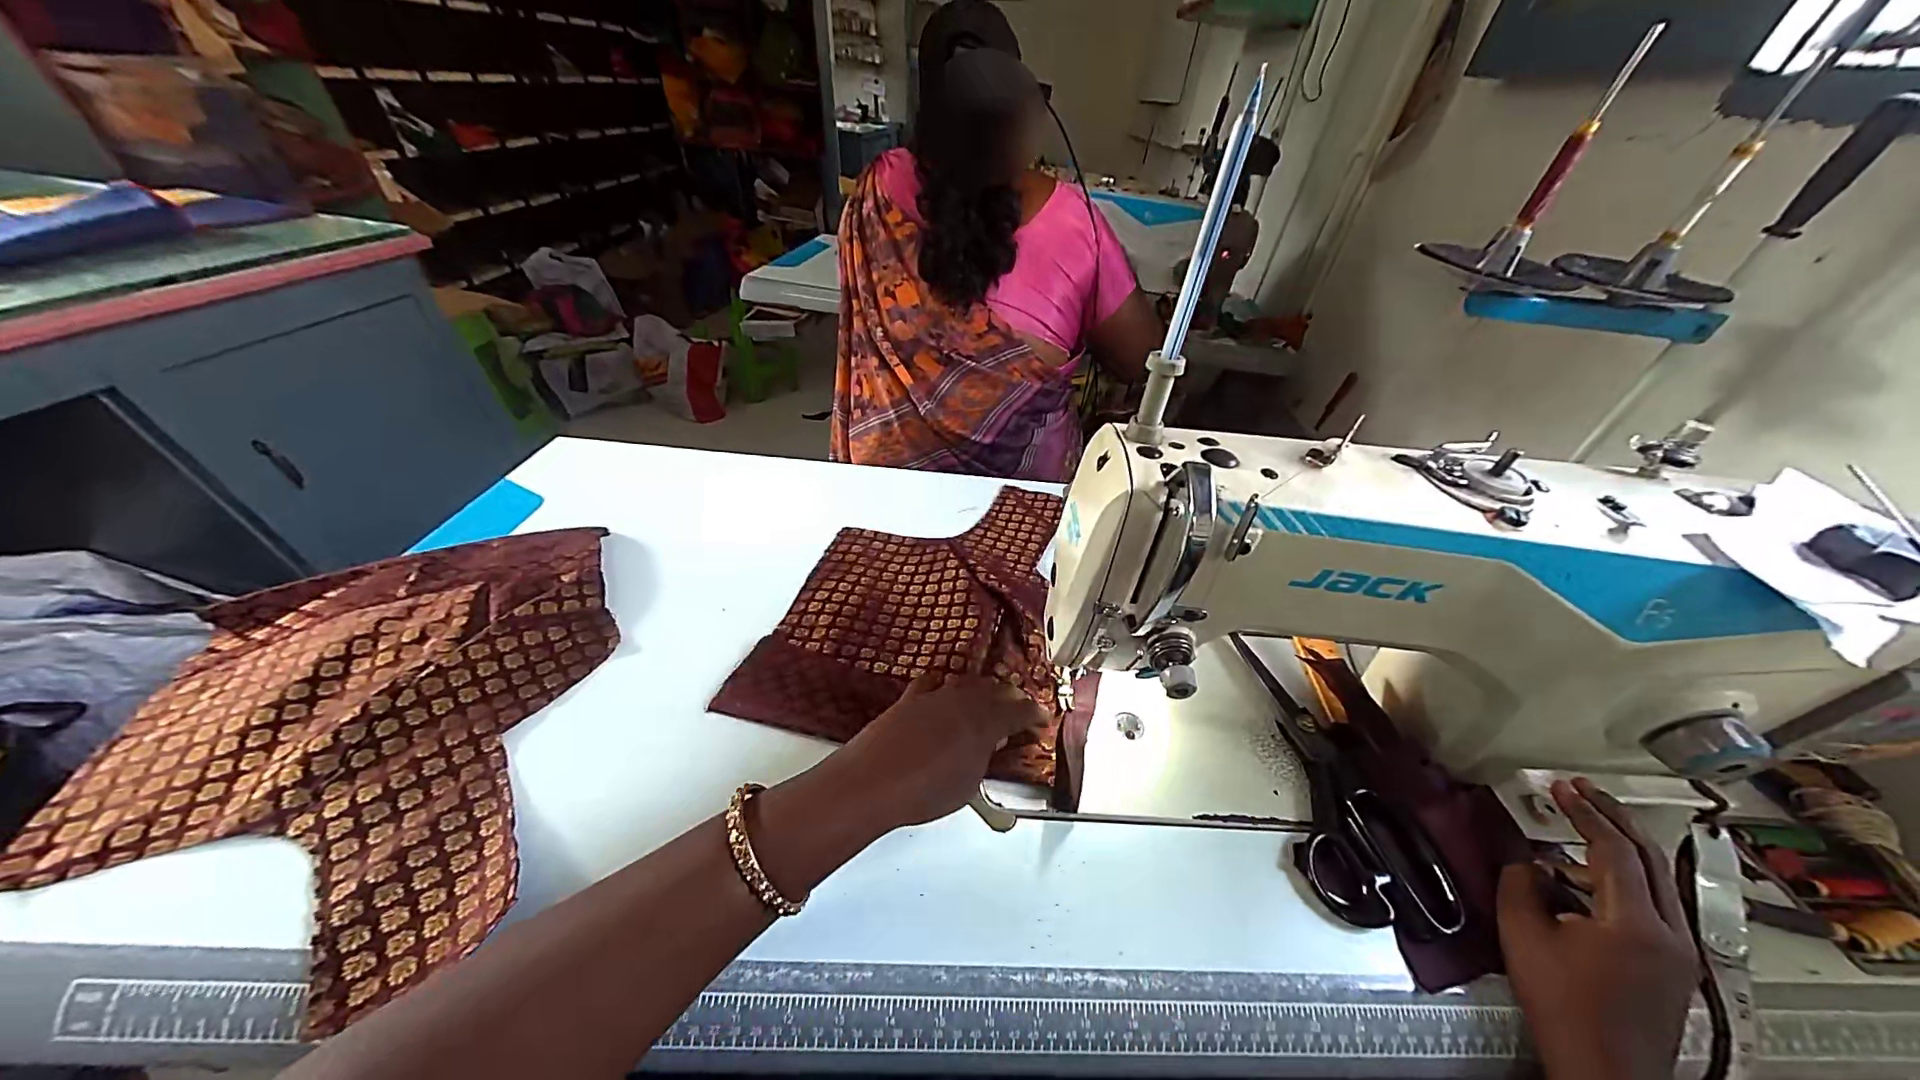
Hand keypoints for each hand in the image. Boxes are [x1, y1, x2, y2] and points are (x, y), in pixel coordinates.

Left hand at [827, 674, 1045, 829]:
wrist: (871, 783)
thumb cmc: (922, 790)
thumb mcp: (969, 784)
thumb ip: (985, 758)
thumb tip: (990, 748)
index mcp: (986, 722)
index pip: (1021, 710)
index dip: (1035, 714)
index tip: (1041, 719)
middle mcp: (962, 701)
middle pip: (997, 689)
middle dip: (1013, 697)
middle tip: (1021, 709)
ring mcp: (935, 697)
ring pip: (968, 682)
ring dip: (983, 689)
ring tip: (989, 699)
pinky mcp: (910, 700)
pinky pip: (933, 682)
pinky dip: (945, 683)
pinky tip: (944, 688)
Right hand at [1498, 778, 1699, 1079]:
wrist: (1602, 1068)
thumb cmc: (1562, 1004)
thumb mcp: (1523, 933)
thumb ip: (1520, 884)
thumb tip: (1527, 863)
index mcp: (1637, 923)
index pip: (1615, 850)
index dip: (1584, 811)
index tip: (1561, 787)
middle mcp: (1672, 934)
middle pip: (1649, 858)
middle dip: (1613, 817)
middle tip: (1581, 790)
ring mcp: (1680, 952)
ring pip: (1655, 881)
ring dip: (1615, 849)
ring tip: (1574, 831)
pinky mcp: (1673, 965)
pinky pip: (1651, 905)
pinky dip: (1618, 880)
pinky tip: (1581, 881)